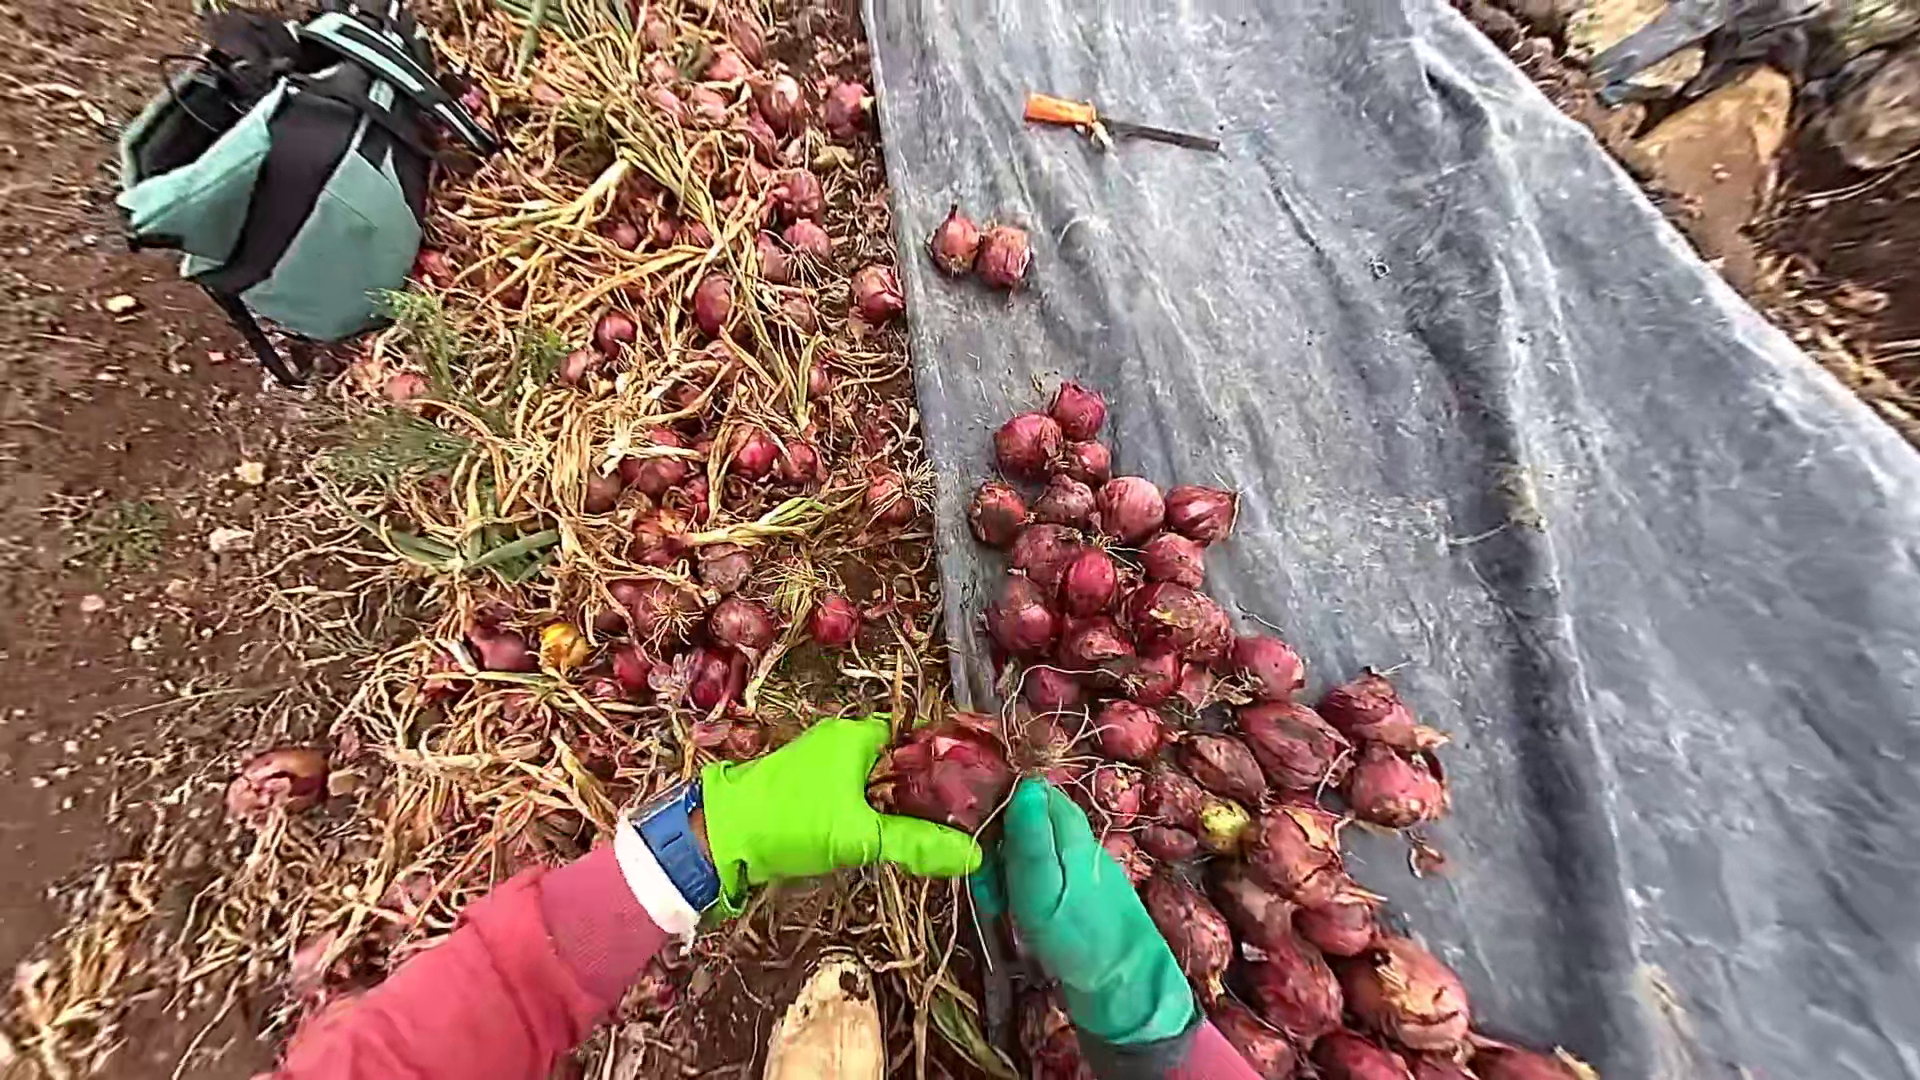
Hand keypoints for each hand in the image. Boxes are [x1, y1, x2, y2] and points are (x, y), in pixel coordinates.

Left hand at [700, 717, 982, 911]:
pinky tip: (884, 830)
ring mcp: (823, 758)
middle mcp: (842, 737)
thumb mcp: (859, 835)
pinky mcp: (810, 781)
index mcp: (858, 735)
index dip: (940, 761)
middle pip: (897, 757)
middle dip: (919, 786)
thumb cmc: (795, 820)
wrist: (722, 836)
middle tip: (949, 815)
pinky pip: (854, 787)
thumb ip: (916, 843)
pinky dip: (871, 805)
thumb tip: (972, 856)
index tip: (965, 789)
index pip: (915, 737)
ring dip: (894, 799)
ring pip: (876, 775)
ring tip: (924, 826)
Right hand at [971, 778, 1195, 1045]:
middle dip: (994, 844)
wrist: (1123, 987)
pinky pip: (1035, 864)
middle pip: (1018, 815)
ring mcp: (1072, 851)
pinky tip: (1015, 909)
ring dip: (1002, 867)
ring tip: (998, 904)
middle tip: (987, 886)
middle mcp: (1069, 826)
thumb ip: (1030, 835)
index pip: (1020, 787)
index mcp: (1064, 819)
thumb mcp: (1042, 886)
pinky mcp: (1072, 876)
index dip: (992, 809)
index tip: (977, 843)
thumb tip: (1023, 782)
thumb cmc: (1076, 935)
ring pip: (1023, 842)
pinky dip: (1018, 882)